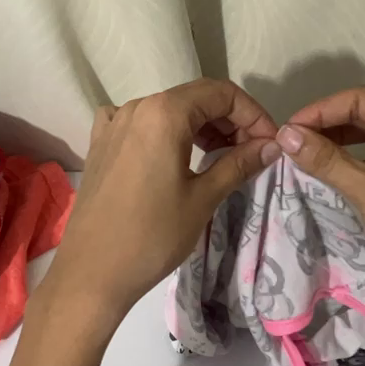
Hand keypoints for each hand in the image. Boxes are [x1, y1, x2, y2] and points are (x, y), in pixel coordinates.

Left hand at [38, 78, 278, 337]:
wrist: (92, 272)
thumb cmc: (153, 235)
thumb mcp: (203, 198)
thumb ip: (239, 163)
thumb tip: (272, 145)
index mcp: (164, 113)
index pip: (221, 93)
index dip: (253, 114)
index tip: (269, 144)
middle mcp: (136, 107)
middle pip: (195, 98)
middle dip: (230, 120)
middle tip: (252, 154)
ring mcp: (113, 124)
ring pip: (168, 111)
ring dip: (201, 127)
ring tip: (222, 158)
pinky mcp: (100, 144)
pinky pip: (140, 124)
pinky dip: (165, 132)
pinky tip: (173, 156)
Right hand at [279, 86, 364, 319]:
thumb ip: (328, 160)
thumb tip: (285, 134)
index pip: (363, 99)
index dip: (321, 111)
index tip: (286, 130)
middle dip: (328, 125)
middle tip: (289, 143)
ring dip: (338, 143)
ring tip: (301, 155)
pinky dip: (353, 162)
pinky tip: (327, 171)